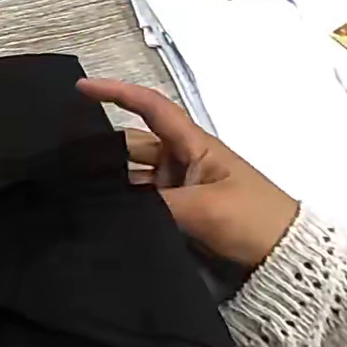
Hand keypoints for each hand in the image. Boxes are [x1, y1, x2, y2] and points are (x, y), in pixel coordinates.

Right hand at [78, 79, 297, 267]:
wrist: (284, 259)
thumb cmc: (252, 218)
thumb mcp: (206, 208)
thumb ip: (158, 206)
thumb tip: (115, 206)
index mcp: (193, 143)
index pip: (150, 107)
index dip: (117, 92)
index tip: (82, 87)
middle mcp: (181, 159)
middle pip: (134, 144)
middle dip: (103, 147)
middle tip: (62, 157)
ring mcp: (178, 187)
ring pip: (134, 176)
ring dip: (111, 181)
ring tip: (70, 188)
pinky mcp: (178, 213)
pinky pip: (143, 202)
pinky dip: (124, 205)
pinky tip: (98, 213)